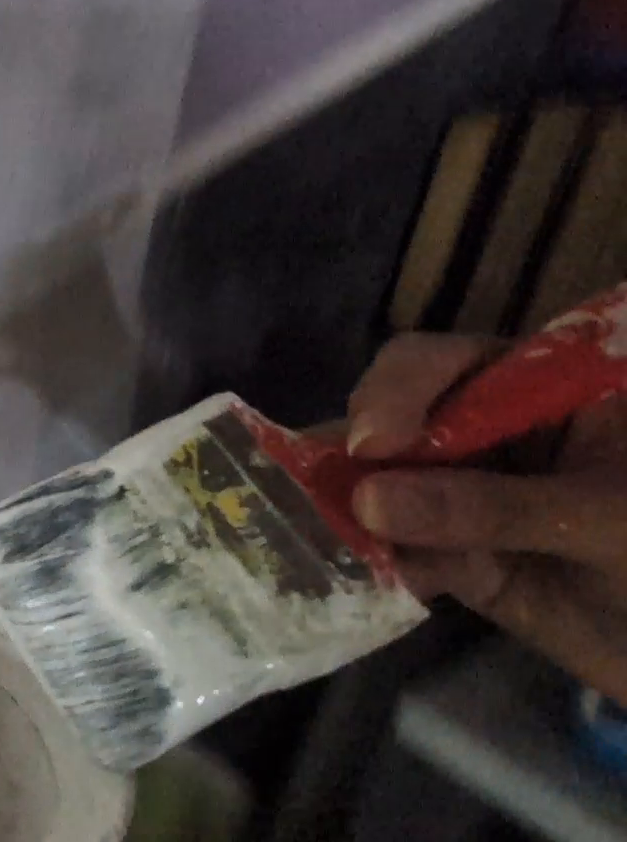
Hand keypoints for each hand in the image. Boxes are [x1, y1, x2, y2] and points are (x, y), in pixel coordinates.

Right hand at [348, 332, 626, 702]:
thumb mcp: (611, 524)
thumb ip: (494, 507)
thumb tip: (365, 502)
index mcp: (536, 393)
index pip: (436, 363)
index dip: (392, 393)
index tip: (375, 448)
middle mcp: (480, 431)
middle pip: (382, 417)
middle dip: (354, 454)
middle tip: (334, 491)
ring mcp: (453, 489)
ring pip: (366, 478)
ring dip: (342, 503)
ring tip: (333, 530)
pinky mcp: (437, 546)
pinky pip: (379, 539)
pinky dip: (364, 553)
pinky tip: (370, 569)